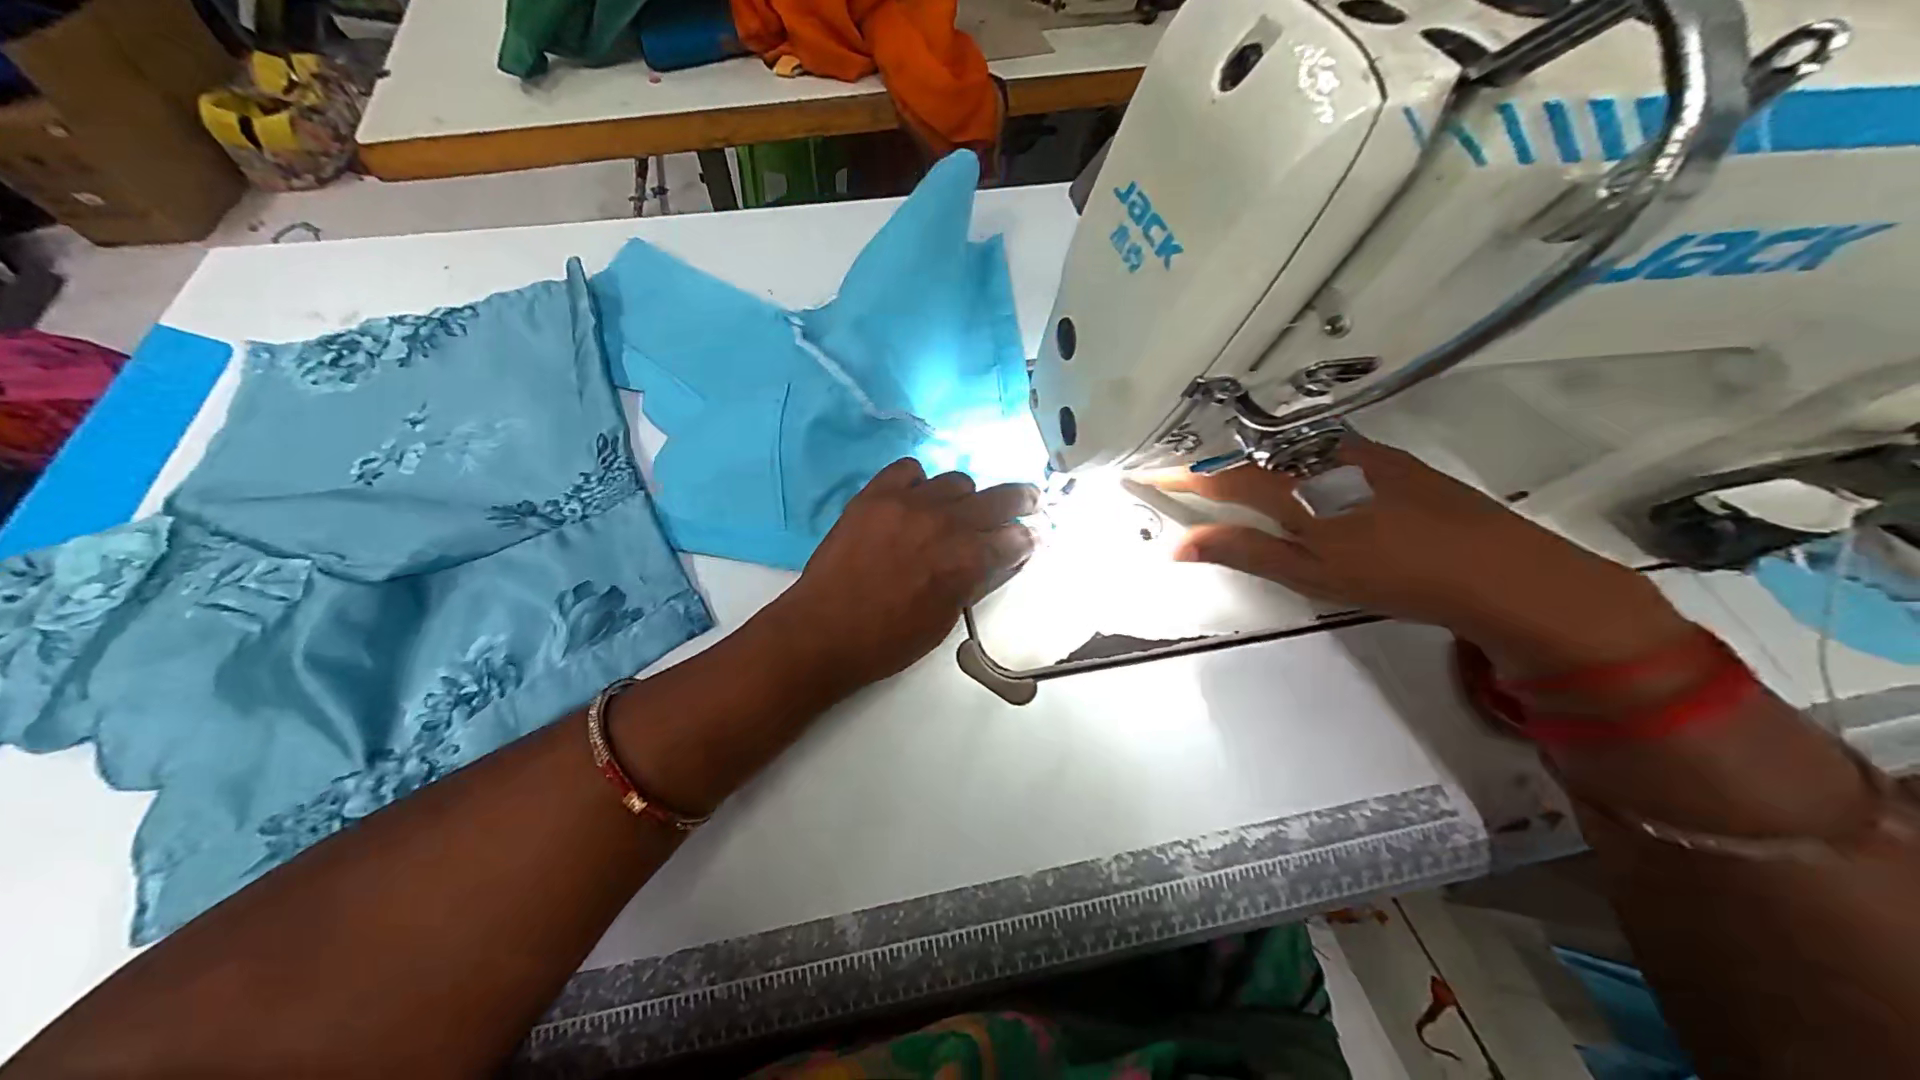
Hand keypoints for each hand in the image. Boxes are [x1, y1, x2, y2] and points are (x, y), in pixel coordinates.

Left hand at [764, 459, 1038, 692]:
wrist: (822, 631)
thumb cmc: (887, 640)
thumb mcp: (944, 620)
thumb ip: (975, 582)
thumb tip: (997, 559)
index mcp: (966, 560)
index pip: (1015, 538)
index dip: (1028, 538)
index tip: (1032, 537)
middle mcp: (944, 522)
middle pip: (999, 498)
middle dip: (1020, 502)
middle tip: (1027, 502)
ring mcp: (907, 503)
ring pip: (956, 480)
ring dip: (965, 497)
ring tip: (957, 511)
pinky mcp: (874, 495)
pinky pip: (909, 469)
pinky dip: (919, 482)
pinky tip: (916, 499)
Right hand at [1150, 438, 1695, 674]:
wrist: (1495, 567)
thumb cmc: (1390, 576)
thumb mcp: (1306, 573)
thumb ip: (1240, 551)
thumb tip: (1178, 544)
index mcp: (1292, 489)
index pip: (1219, 478)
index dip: (1180, 477)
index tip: (1146, 474)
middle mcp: (1317, 458)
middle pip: (1249, 457)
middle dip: (1214, 469)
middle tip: (1188, 484)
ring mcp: (1356, 452)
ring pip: (1285, 451)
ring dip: (1253, 463)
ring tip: (1237, 482)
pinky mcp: (1386, 457)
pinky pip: (1320, 449)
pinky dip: (1291, 460)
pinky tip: (1302, 478)